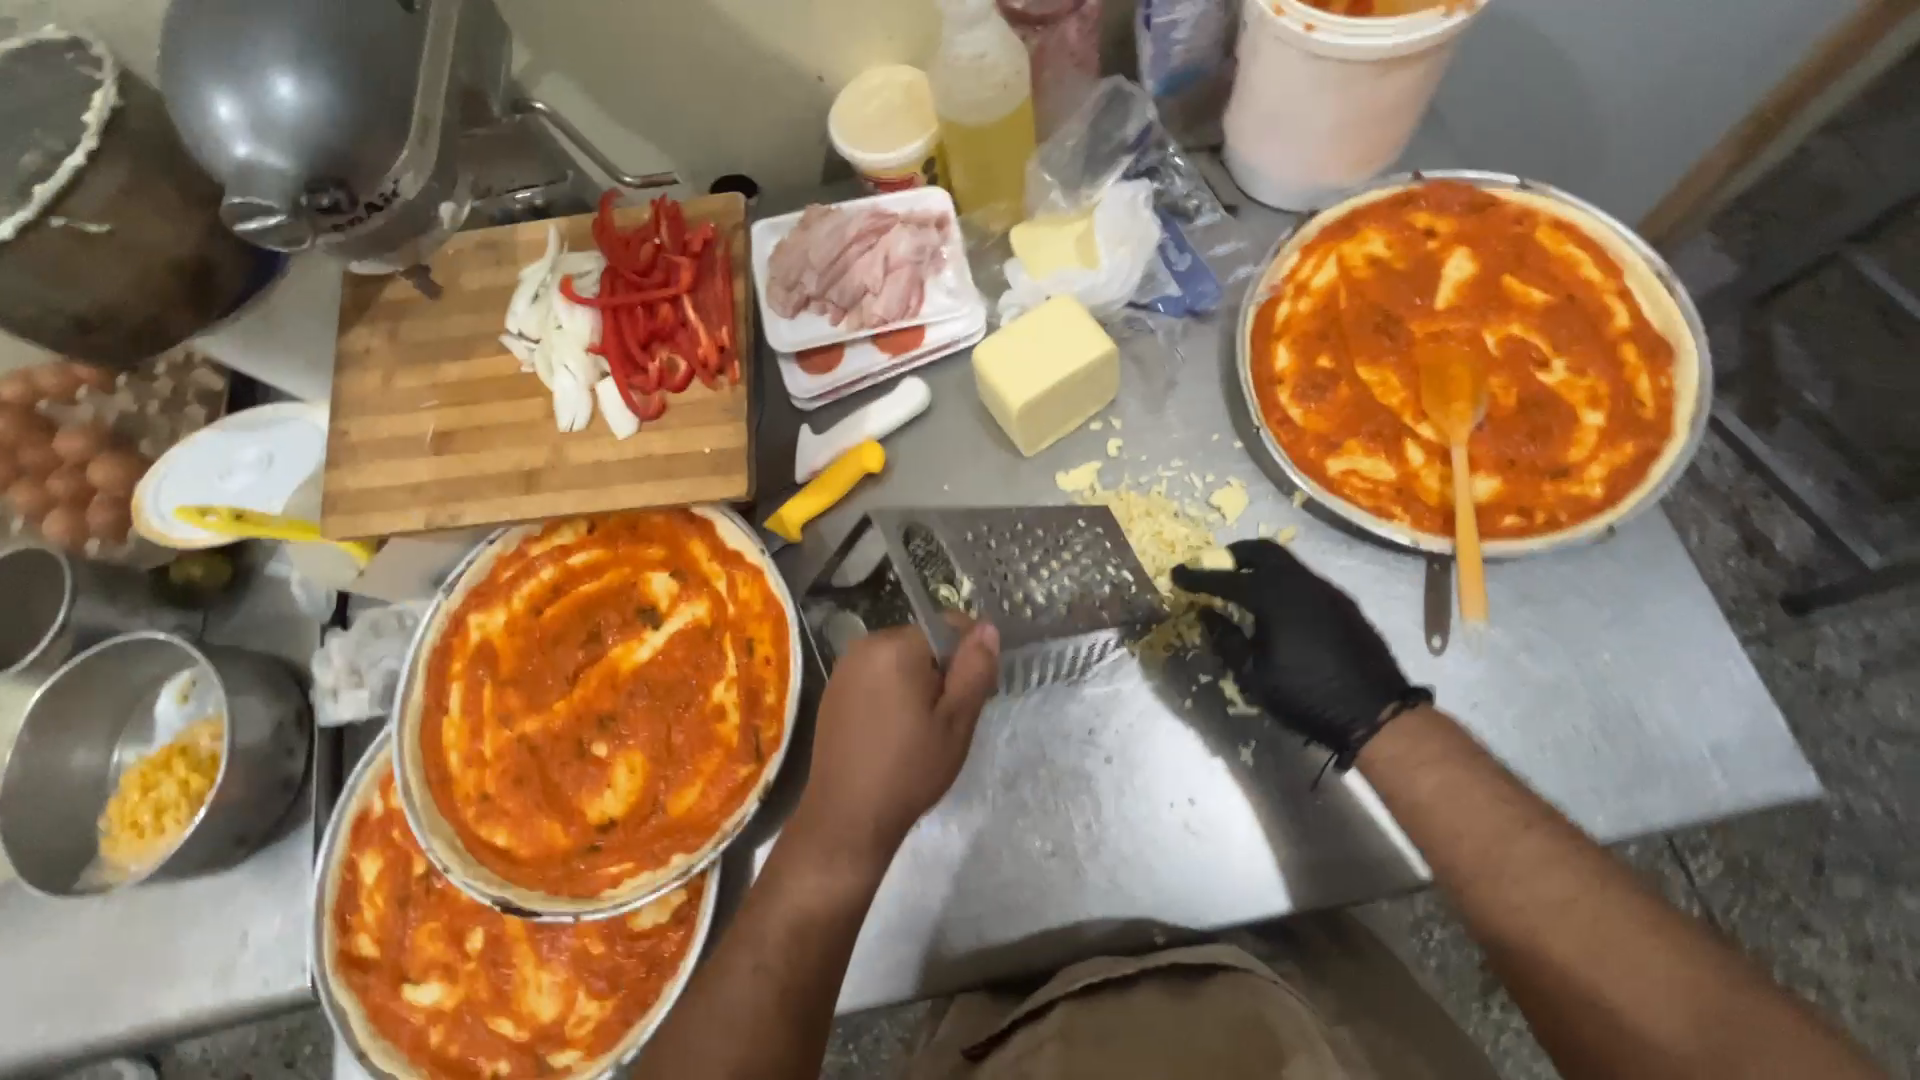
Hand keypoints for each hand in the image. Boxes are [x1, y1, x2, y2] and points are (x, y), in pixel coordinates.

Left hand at [788, 621, 1000, 872]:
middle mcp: (864, 646)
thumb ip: (975, 668)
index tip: (969, 697)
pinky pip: (875, 678)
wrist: (847, 817)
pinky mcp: (833, 692)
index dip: (968, 657)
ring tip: (919, 730)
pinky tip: (892, 734)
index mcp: (895, 646)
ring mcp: (843, 669)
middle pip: (921, 643)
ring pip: (899, 662)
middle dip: (940, 671)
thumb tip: (987, 627)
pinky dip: (891, 695)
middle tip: (945, 720)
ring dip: (916, 685)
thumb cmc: (909, 769)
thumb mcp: (956, 721)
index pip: (948, 626)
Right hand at [1170, 540, 1430, 767]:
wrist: (1375, 712)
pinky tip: (1276, 607)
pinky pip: (1304, 579)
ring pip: (1287, 563)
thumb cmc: (1305, 696)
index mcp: (1274, 597)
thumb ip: (1225, 639)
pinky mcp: (1343, 603)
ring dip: (1260, 567)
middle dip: (1234, 555)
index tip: (1177, 574)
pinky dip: (1281, 582)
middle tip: (1215, 569)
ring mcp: (1327, 590)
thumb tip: (1206, 613)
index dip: (1198, 577)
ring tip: (1243, 587)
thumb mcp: (1252, 675)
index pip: (1226, 578)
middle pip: (1263, 551)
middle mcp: (1301, 582)